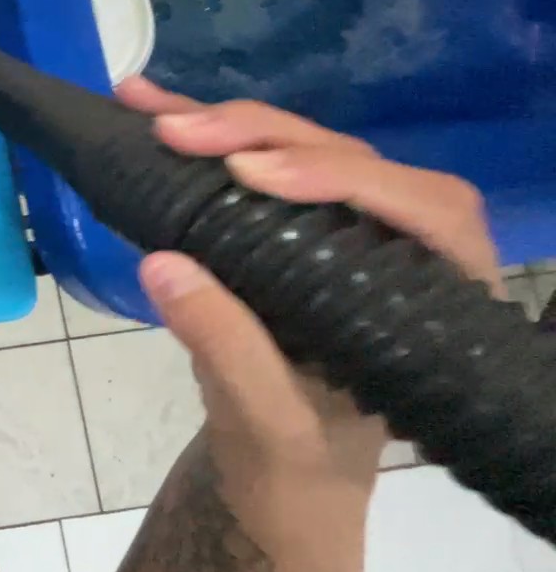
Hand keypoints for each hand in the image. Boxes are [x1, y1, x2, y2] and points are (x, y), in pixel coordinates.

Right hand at [115, 77, 501, 483]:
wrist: (276, 466)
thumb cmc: (293, 454)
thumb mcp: (265, 420)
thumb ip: (227, 348)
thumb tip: (161, 263)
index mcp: (430, 299)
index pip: (420, 208)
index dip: (337, 176)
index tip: (245, 173)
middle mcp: (392, 250)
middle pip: (349, 159)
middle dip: (260, 132)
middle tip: (173, 131)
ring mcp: (333, 232)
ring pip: (296, 148)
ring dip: (221, 121)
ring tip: (142, 105)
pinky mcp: (277, 225)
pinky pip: (245, 164)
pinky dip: (195, 133)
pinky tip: (144, 110)